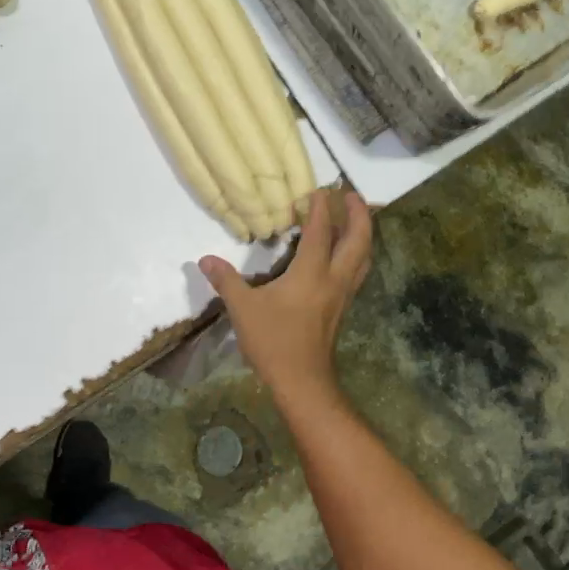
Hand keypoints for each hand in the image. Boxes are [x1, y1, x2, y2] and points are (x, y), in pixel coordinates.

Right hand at [200, 189, 372, 399]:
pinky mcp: (342, 308)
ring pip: (363, 256)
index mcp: (312, 273)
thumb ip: (226, 281)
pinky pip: (357, 271)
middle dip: (357, 213)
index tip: (317, 189)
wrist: (302, 380)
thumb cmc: (273, 341)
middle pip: (358, 239)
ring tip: (355, 218)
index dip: (320, 208)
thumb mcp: (243, 309)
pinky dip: (356, 254)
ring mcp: (342, 295)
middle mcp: (334, 279)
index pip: (321, 231)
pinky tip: (344, 256)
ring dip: (363, 233)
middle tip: (349, 194)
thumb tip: (205, 260)